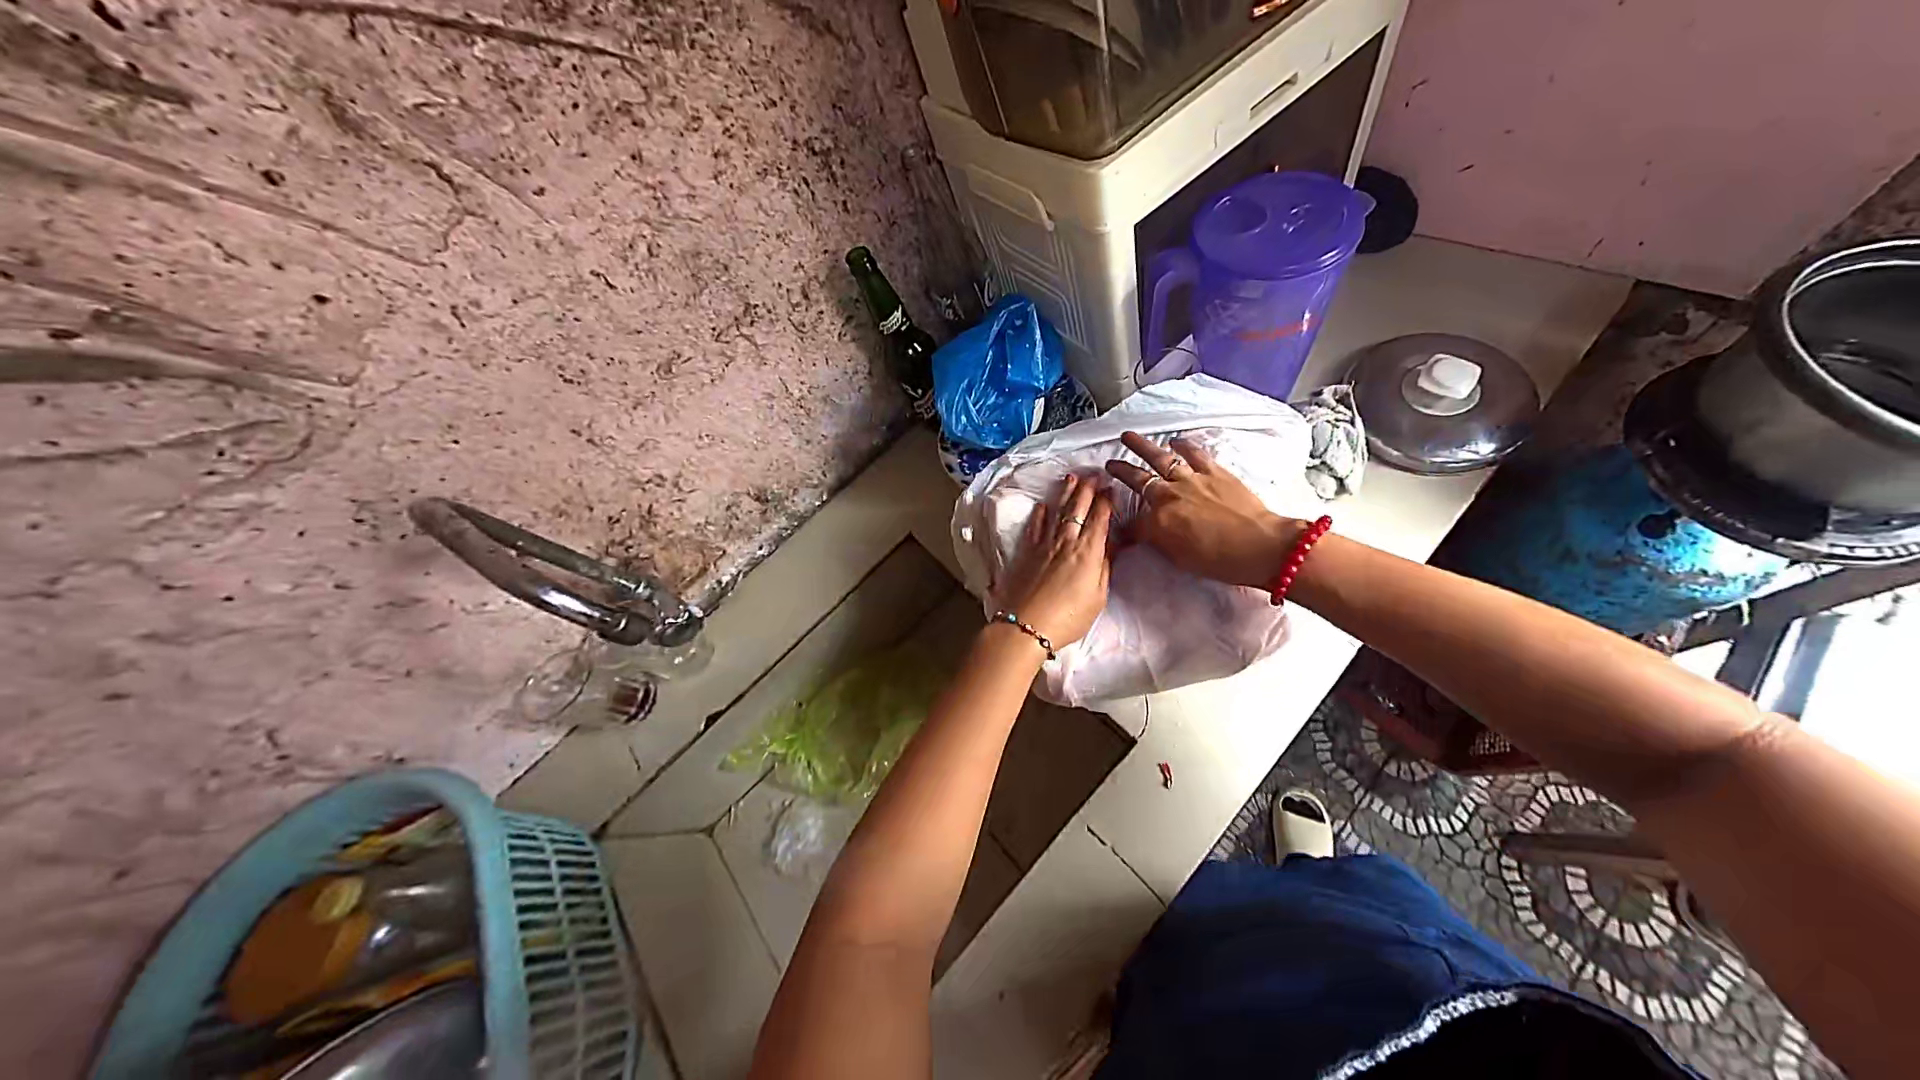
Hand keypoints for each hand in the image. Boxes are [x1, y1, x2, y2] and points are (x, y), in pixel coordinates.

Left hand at [990, 473, 1113, 648]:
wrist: (1026, 625)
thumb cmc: (1068, 617)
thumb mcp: (1098, 596)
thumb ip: (1104, 567)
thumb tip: (1111, 546)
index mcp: (1088, 552)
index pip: (1100, 518)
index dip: (1106, 501)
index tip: (1111, 488)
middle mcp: (1066, 542)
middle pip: (1078, 508)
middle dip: (1087, 489)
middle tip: (1093, 475)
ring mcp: (1044, 545)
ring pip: (1056, 512)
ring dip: (1065, 494)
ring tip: (1071, 479)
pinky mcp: (1026, 552)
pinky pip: (1035, 527)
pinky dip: (1040, 514)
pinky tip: (1044, 505)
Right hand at [1104, 431, 1296, 587]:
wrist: (1260, 546)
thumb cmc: (1220, 561)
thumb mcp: (1180, 559)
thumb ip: (1161, 542)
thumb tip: (1149, 535)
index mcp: (1158, 523)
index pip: (1133, 525)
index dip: (1126, 528)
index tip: (1123, 531)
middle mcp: (1168, 496)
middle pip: (1138, 480)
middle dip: (1120, 471)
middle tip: (1109, 464)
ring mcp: (1191, 480)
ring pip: (1160, 459)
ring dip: (1141, 447)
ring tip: (1128, 437)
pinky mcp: (1214, 472)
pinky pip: (1194, 454)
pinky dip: (1183, 447)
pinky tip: (1175, 442)